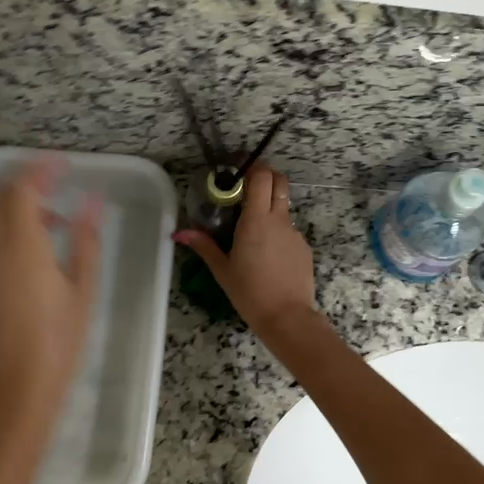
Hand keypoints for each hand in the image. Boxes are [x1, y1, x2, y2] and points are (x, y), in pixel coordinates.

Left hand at [0, 158, 101, 426]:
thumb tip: (92, 202)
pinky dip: (9, 237)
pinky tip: (35, 260)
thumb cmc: (60, 341)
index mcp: (22, 247)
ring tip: (54, 227)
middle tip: (56, 187)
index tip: (62, 163)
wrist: (18, 391)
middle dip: (26, 185)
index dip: (40, 169)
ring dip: (19, 213)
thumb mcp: (84, 289)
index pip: (21, 189)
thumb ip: (86, 239)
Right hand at [174, 167, 318, 333]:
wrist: (288, 317)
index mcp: (256, 220)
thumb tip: (179, 233)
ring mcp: (295, 233)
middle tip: (247, 187)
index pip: (262, 177)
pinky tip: (268, 257)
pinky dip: (277, 233)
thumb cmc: (250, 293)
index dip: (253, 167)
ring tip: (252, 232)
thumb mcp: (222, 270)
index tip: (238, 169)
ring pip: (284, 208)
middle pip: (279, 182)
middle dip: (266, 176)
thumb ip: (203, 246)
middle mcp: (279, 220)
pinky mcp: (304, 248)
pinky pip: (289, 231)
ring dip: (270, 208)